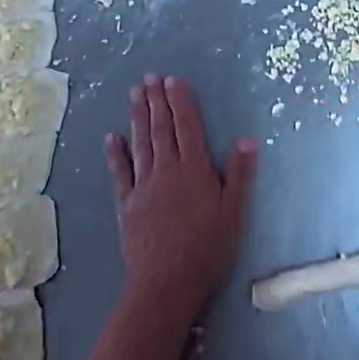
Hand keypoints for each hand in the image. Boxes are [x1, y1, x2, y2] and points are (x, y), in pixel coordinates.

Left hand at [105, 74, 256, 308]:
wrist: (166, 283)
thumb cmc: (207, 248)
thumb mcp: (234, 212)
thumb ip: (240, 174)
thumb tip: (247, 138)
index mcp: (194, 169)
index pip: (187, 126)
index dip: (180, 101)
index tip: (173, 79)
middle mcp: (167, 169)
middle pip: (161, 128)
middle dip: (156, 100)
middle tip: (150, 76)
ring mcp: (144, 185)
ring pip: (141, 142)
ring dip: (137, 115)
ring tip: (134, 92)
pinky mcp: (127, 203)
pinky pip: (121, 172)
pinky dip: (116, 153)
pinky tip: (111, 136)